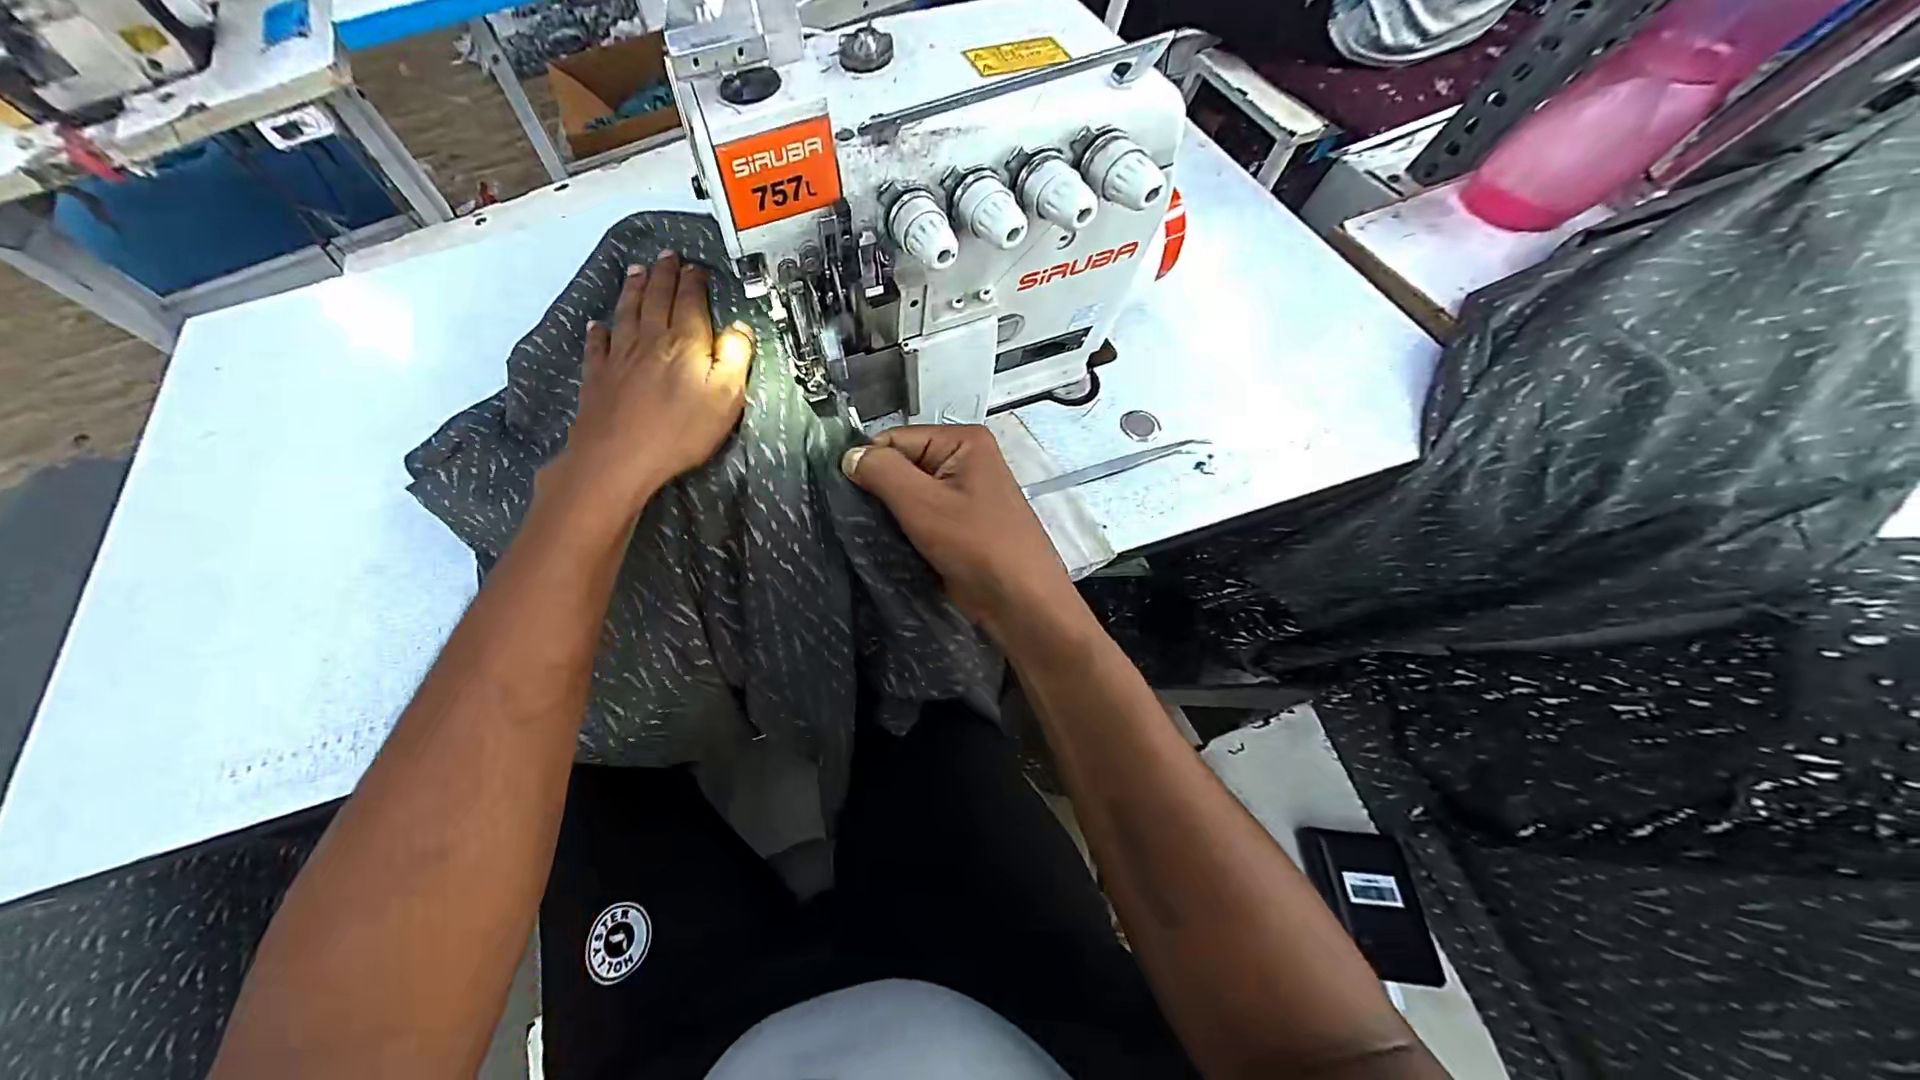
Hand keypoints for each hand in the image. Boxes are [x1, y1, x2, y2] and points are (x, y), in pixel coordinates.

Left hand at [545, 251, 752, 517]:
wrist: (618, 456)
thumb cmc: (680, 430)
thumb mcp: (725, 397)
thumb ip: (736, 358)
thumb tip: (740, 328)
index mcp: (685, 343)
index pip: (690, 301)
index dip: (694, 282)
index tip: (695, 267)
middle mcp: (650, 339)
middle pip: (656, 298)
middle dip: (664, 275)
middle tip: (667, 256)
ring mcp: (619, 355)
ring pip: (627, 312)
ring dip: (634, 289)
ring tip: (638, 271)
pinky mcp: (597, 375)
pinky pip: (598, 344)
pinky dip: (598, 331)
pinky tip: (597, 324)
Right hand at [840, 425, 1086, 645]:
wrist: (1020, 602)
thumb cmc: (978, 547)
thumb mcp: (923, 503)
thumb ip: (882, 472)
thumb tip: (848, 455)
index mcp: (963, 441)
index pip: (894, 438)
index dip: (870, 464)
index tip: (848, 494)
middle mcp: (964, 459)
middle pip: (901, 464)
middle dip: (879, 490)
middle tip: (858, 518)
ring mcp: (963, 493)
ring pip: (908, 493)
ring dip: (890, 513)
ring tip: (874, 533)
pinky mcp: (958, 523)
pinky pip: (920, 515)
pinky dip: (904, 528)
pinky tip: (891, 543)